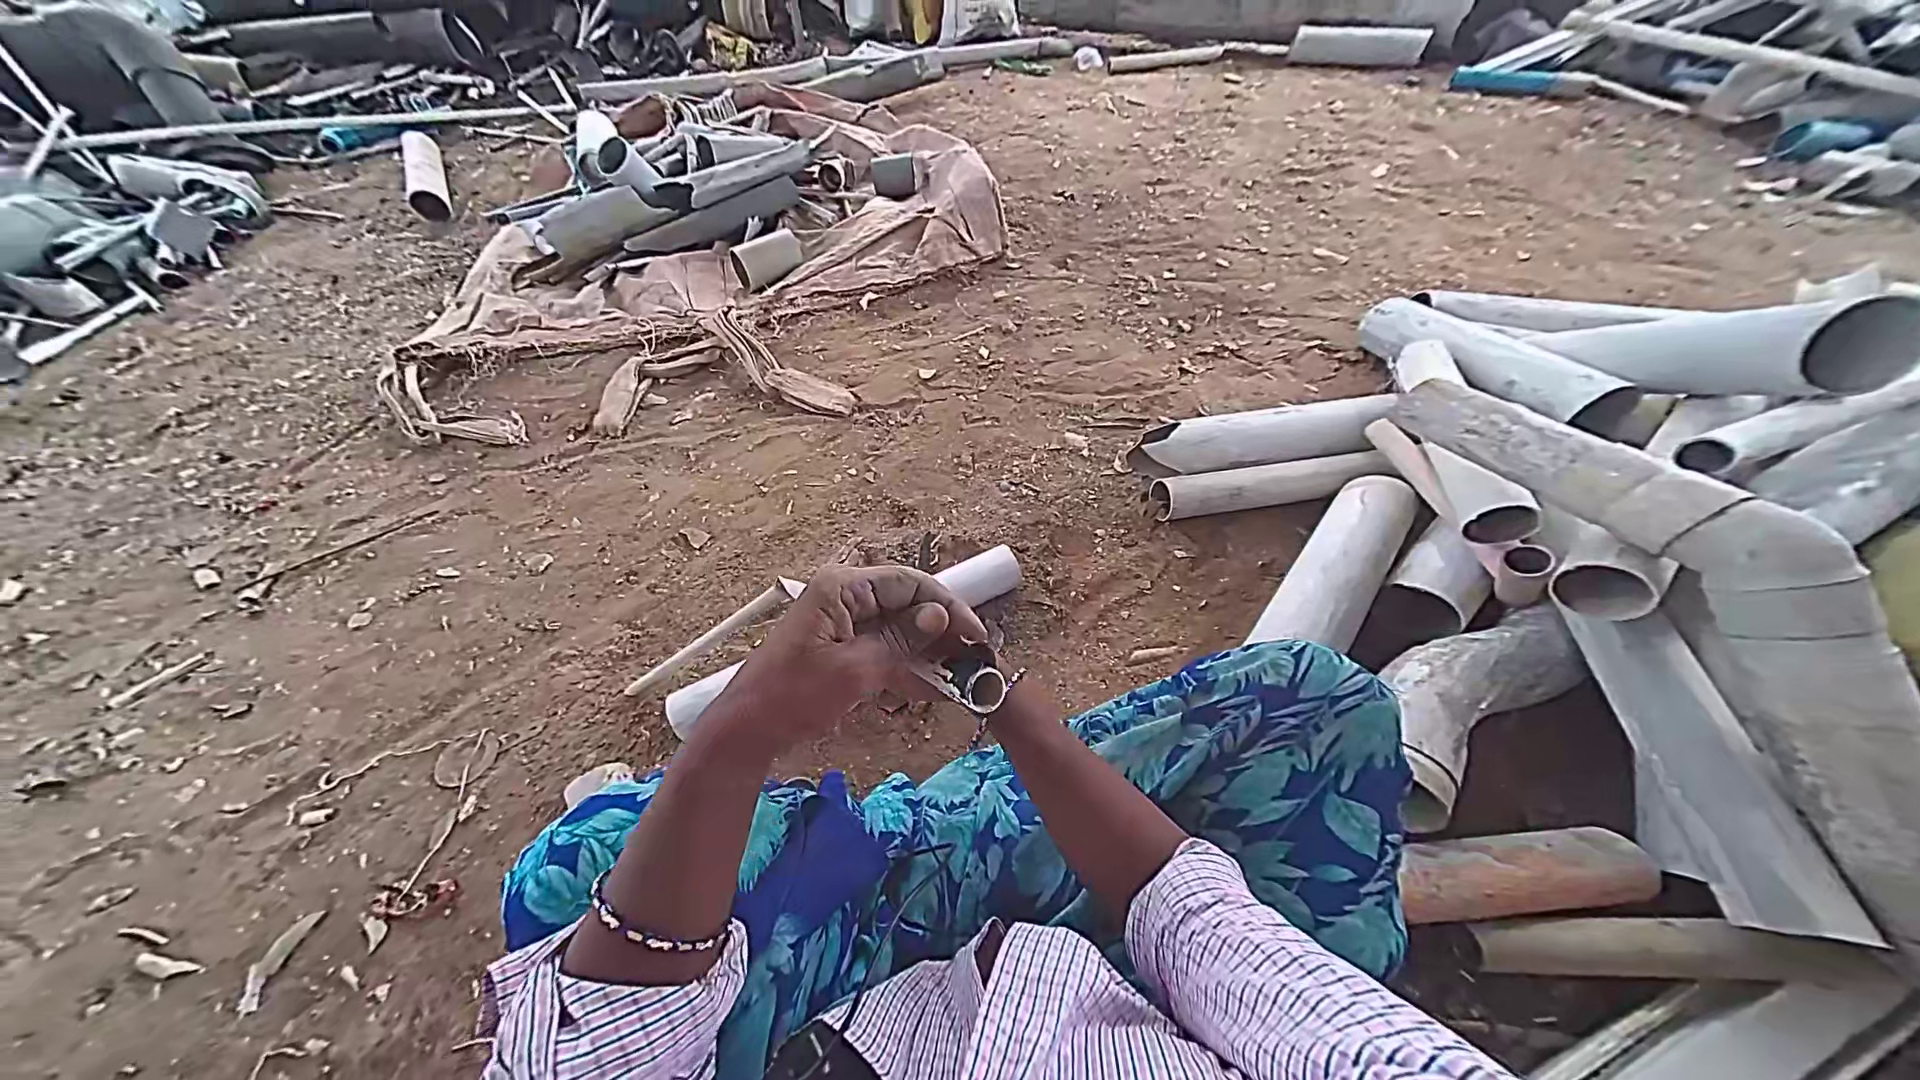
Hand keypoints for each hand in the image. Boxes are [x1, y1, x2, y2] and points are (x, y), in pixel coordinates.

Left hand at [706, 565, 989, 752]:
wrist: (746, 732)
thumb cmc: (792, 696)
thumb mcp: (854, 670)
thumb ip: (900, 641)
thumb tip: (940, 615)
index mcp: (842, 589)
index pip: (909, 584)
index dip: (947, 606)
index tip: (975, 634)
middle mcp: (845, 598)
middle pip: (906, 605)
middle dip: (939, 631)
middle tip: (971, 657)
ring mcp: (843, 624)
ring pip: (898, 630)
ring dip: (926, 654)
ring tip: (957, 677)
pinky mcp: (841, 649)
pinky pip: (882, 651)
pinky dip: (904, 669)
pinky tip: (930, 690)